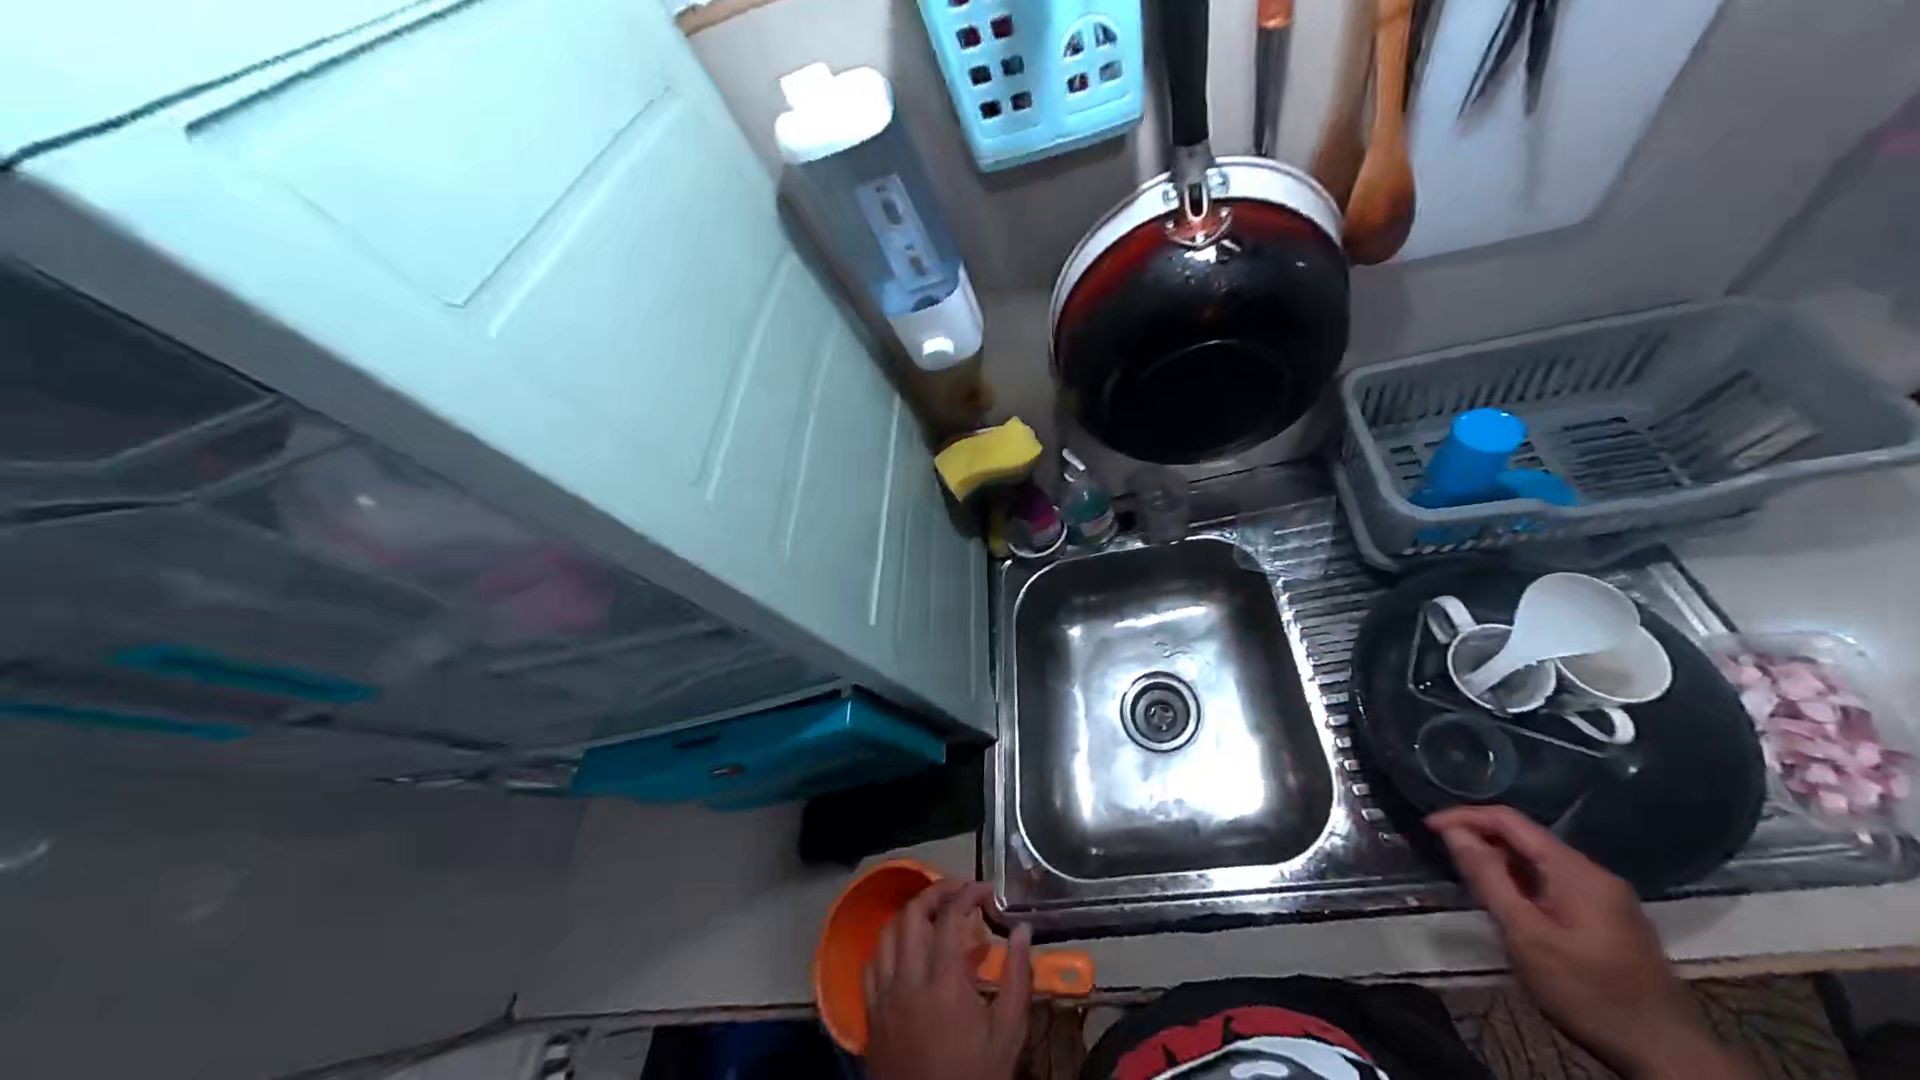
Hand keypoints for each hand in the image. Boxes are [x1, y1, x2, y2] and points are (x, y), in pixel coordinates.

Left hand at [864, 879, 1031, 1079]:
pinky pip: (872, 962)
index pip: (950, 917)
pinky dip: (889, 944)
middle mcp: (908, 979)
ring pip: (888, 933)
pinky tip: (906, 950)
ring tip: (934, 912)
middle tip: (959, 891)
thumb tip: (1024, 930)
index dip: (967, 893)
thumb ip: (1019, 978)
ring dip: (911, 913)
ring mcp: (884, 994)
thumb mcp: (1008, 1035)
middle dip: (936, 891)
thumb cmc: (975, 1078)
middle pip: (912, 914)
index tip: (986, 890)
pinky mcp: (871, 1012)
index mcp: (944, 982)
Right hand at [1427, 806, 1753, 1079]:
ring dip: (1499, 861)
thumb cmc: (1588, 992)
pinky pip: (1554, 883)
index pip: (1509, 820)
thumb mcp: (1526, 934)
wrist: (1667, 1056)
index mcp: (1577, 871)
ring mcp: (1607, 898)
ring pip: (1540, 862)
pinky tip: (1505, 901)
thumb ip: (1488, 877)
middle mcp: (1595, 874)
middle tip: (1441, 853)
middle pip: (1526, 838)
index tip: (1428, 828)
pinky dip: (1521, 881)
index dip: (1464, 817)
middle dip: (1480, 838)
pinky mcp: (1609, 921)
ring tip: (1466, 875)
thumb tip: (1454, 831)